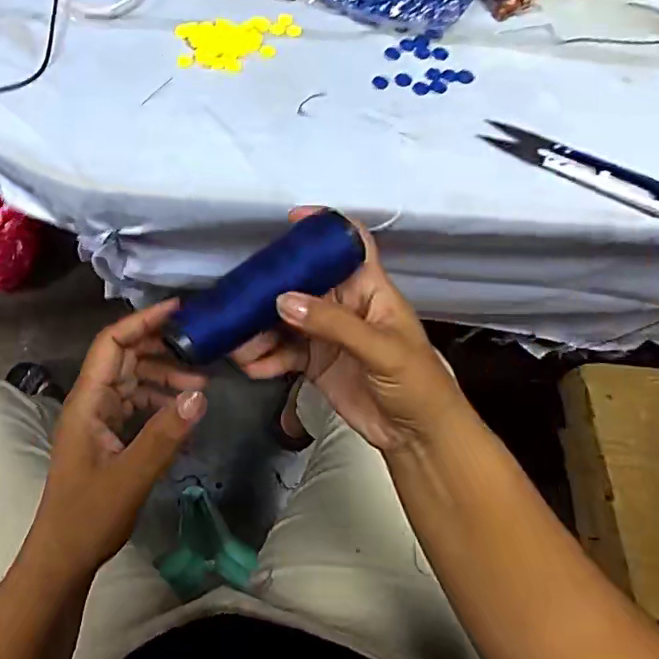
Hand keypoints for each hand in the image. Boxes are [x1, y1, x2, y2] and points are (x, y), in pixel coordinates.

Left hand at [21, 298, 207, 580]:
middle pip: (124, 357)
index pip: (111, 343)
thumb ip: (164, 436)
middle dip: (160, 347)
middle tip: (201, 348)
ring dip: (163, 376)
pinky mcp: (106, 435)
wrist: (62, 557)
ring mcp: (97, 418)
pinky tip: (182, 411)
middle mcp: (90, 401)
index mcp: (87, 400)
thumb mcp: (130, 477)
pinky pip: (134, 403)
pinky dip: (158, 400)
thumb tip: (200, 395)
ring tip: (201, 384)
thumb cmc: (88, 516)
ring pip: (132, 379)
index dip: (141, 322)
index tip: (178, 311)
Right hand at [229, 208, 464, 450]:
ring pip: (284, 319)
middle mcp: (344, 305)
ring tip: (239, 343)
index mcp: (370, 289)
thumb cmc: (419, 384)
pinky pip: (281, 352)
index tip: (292, 220)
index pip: (351, 245)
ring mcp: (326, 334)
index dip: (325, 227)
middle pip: (302, 282)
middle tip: (242, 294)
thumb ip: (333, 324)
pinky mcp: (313, 362)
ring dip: (259, 329)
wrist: (419, 438)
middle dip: (271, 287)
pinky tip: (251, 366)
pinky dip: (264, 358)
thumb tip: (283, 300)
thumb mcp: (382, 349)